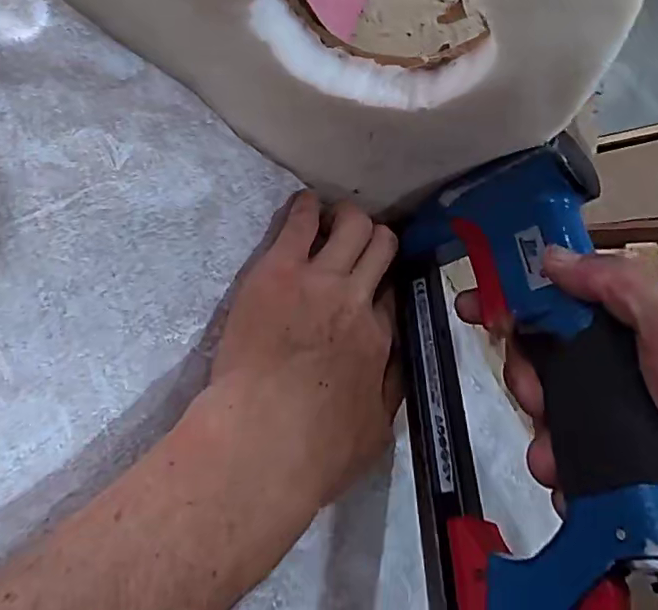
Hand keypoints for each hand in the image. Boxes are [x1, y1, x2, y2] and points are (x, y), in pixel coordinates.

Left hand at [212, 192, 402, 509]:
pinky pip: (301, 222)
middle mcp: (357, 298)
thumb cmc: (315, 452)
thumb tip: (399, 360)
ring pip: (352, 224)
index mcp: (379, 336)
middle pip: (381, 246)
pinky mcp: (279, 269)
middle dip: (375, 240)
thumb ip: (391, 390)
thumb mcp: (375, 432)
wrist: (259, 441)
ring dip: (347, 218)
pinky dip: (307, 207)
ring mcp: (320, 279)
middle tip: (358, 246)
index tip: (371, 286)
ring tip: (335, 219)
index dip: (382, 284)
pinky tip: (306, 204)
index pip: (391, 290)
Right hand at [459, 249, 657, 608]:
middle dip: (526, 369)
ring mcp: (619, 417)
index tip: (474, 304)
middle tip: (530, 392)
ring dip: (538, 426)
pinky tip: (564, 480)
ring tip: (551, 452)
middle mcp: (622, 364)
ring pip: (551, 408)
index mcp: (636, 322)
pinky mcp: (617, 468)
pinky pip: (567, 458)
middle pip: (548, 352)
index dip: (519, 293)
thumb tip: (552, 256)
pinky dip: (557, 467)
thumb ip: (617, 286)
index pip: (566, 293)